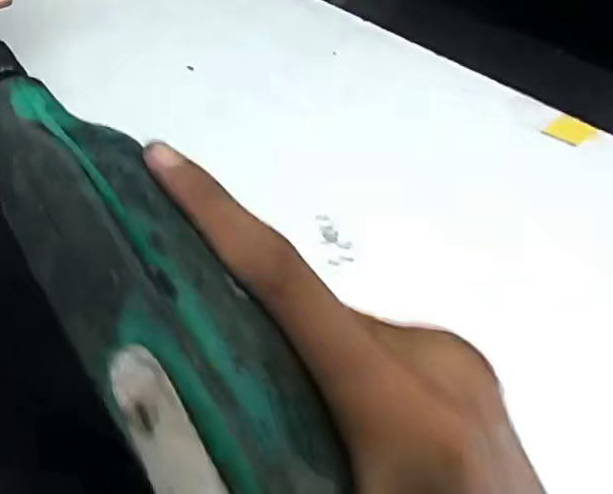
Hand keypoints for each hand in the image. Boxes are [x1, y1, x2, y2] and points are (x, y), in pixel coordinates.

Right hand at [146, 143, 544, 493]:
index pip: (284, 276)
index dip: (213, 209)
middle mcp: (436, 365)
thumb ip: (231, 456)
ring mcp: (458, 367)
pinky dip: (315, 350)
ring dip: (277, 330)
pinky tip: (304, 396)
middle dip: (231, 287)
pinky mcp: (465, 376)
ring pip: (324, 317)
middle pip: (298, 298)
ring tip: (246, 386)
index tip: (160, 155)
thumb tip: (148, 388)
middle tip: (172, 302)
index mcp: (405, 408)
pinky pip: (358, 339)